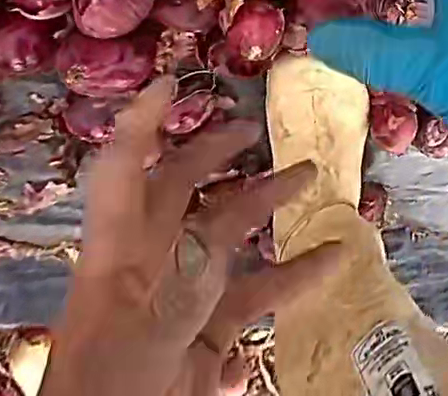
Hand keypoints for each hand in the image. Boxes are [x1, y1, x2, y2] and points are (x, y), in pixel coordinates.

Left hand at [41, 78, 345, 395]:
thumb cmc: (115, 384)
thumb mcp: (152, 319)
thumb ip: (191, 269)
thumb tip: (214, 218)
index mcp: (119, 253)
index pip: (123, 172)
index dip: (143, 123)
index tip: (169, 82)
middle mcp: (150, 262)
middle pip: (183, 187)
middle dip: (216, 151)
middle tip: (254, 128)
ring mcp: (182, 294)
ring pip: (229, 231)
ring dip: (268, 201)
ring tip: (310, 176)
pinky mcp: (209, 329)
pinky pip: (258, 290)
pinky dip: (296, 273)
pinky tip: (333, 257)